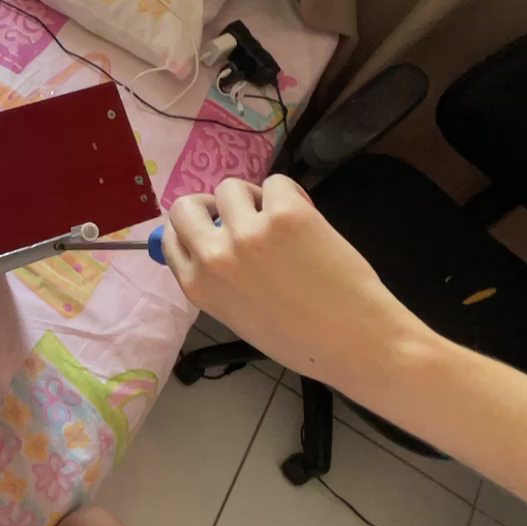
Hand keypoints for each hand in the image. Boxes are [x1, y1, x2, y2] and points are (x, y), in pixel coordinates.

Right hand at [162, 175, 438, 393]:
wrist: (355, 342)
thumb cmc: (299, 339)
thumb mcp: (237, 315)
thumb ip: (218, 279)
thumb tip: (215, 239)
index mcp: (197, 286)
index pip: (171, 237)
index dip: (193, 228)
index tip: (213, 227)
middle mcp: (212, 256)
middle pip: (186, 205)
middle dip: (210, 205)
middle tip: (238, 215)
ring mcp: (247, 233)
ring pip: (231, 187)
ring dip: (254, 198)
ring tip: (279, 219)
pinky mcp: (285, 214)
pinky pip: (277, 183)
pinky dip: (291, 196)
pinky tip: (307, 220)